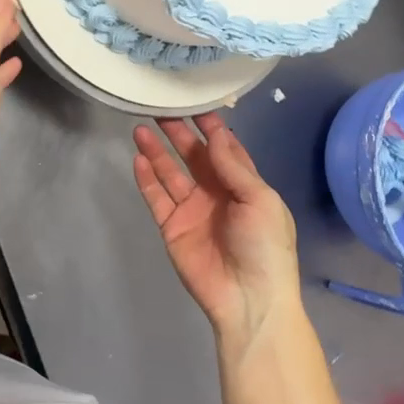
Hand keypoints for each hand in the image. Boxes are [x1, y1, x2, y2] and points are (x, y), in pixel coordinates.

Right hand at [133, 113, 300, 363]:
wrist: (248, 300)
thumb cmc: (265, 247)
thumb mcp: (260, 201)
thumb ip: (234, 167)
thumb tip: (216, 133)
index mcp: (245, 187)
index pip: (225, 149)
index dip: (210, 127)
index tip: (194, 104)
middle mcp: (216, 194)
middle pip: (193, 156)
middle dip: (178, 133)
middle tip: (159, 109)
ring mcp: (192, 210)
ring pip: (170, 173)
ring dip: (157, 151)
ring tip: (140, 128)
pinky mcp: (172, 227)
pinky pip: (156, 197)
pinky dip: (147, 178)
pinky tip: (138, 159)